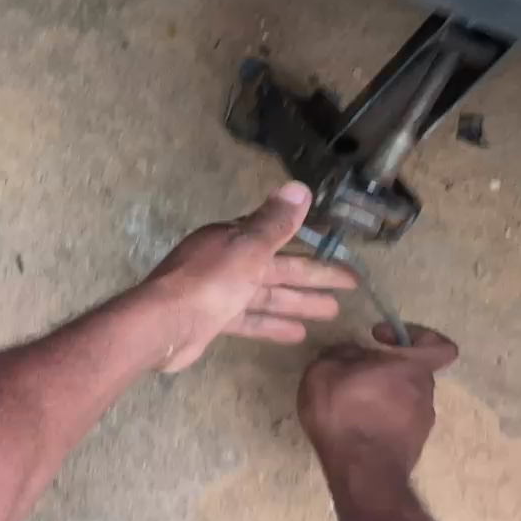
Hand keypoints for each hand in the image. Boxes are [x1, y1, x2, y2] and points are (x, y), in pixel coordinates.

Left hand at [136, 181, 359, 371]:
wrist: (165, 323)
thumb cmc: (209, 282)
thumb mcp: (247, 247)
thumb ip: (274, 222)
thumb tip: (297, 186)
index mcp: (228, 240)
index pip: (276, 237)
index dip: (309, 244)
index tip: (339, 251)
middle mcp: (221, 262)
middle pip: (275, 268)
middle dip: (312, 276)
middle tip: (355, 286)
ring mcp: (215, 292)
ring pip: (264, 294)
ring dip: (296, 301)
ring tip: (333, 311)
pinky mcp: (211, 319)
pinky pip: (248, 319)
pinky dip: (271, 324)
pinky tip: (298, 334)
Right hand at [299, 324, 459, 481]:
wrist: (362, 468)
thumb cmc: (342, 412)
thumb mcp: (322, 372)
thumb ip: (339, 353)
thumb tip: (352, 351)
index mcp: (408, 369)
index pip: (439, 345)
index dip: (415, 335)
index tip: (381, 338)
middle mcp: (425, 391)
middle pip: (411, 369)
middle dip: (383, 365)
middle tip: (349, 371)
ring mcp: (424, 417)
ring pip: (403, 392)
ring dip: (380, 390)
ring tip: (346, 398)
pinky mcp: (415, 438)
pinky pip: (399, 413)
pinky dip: (380, 411)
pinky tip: (353, 419)